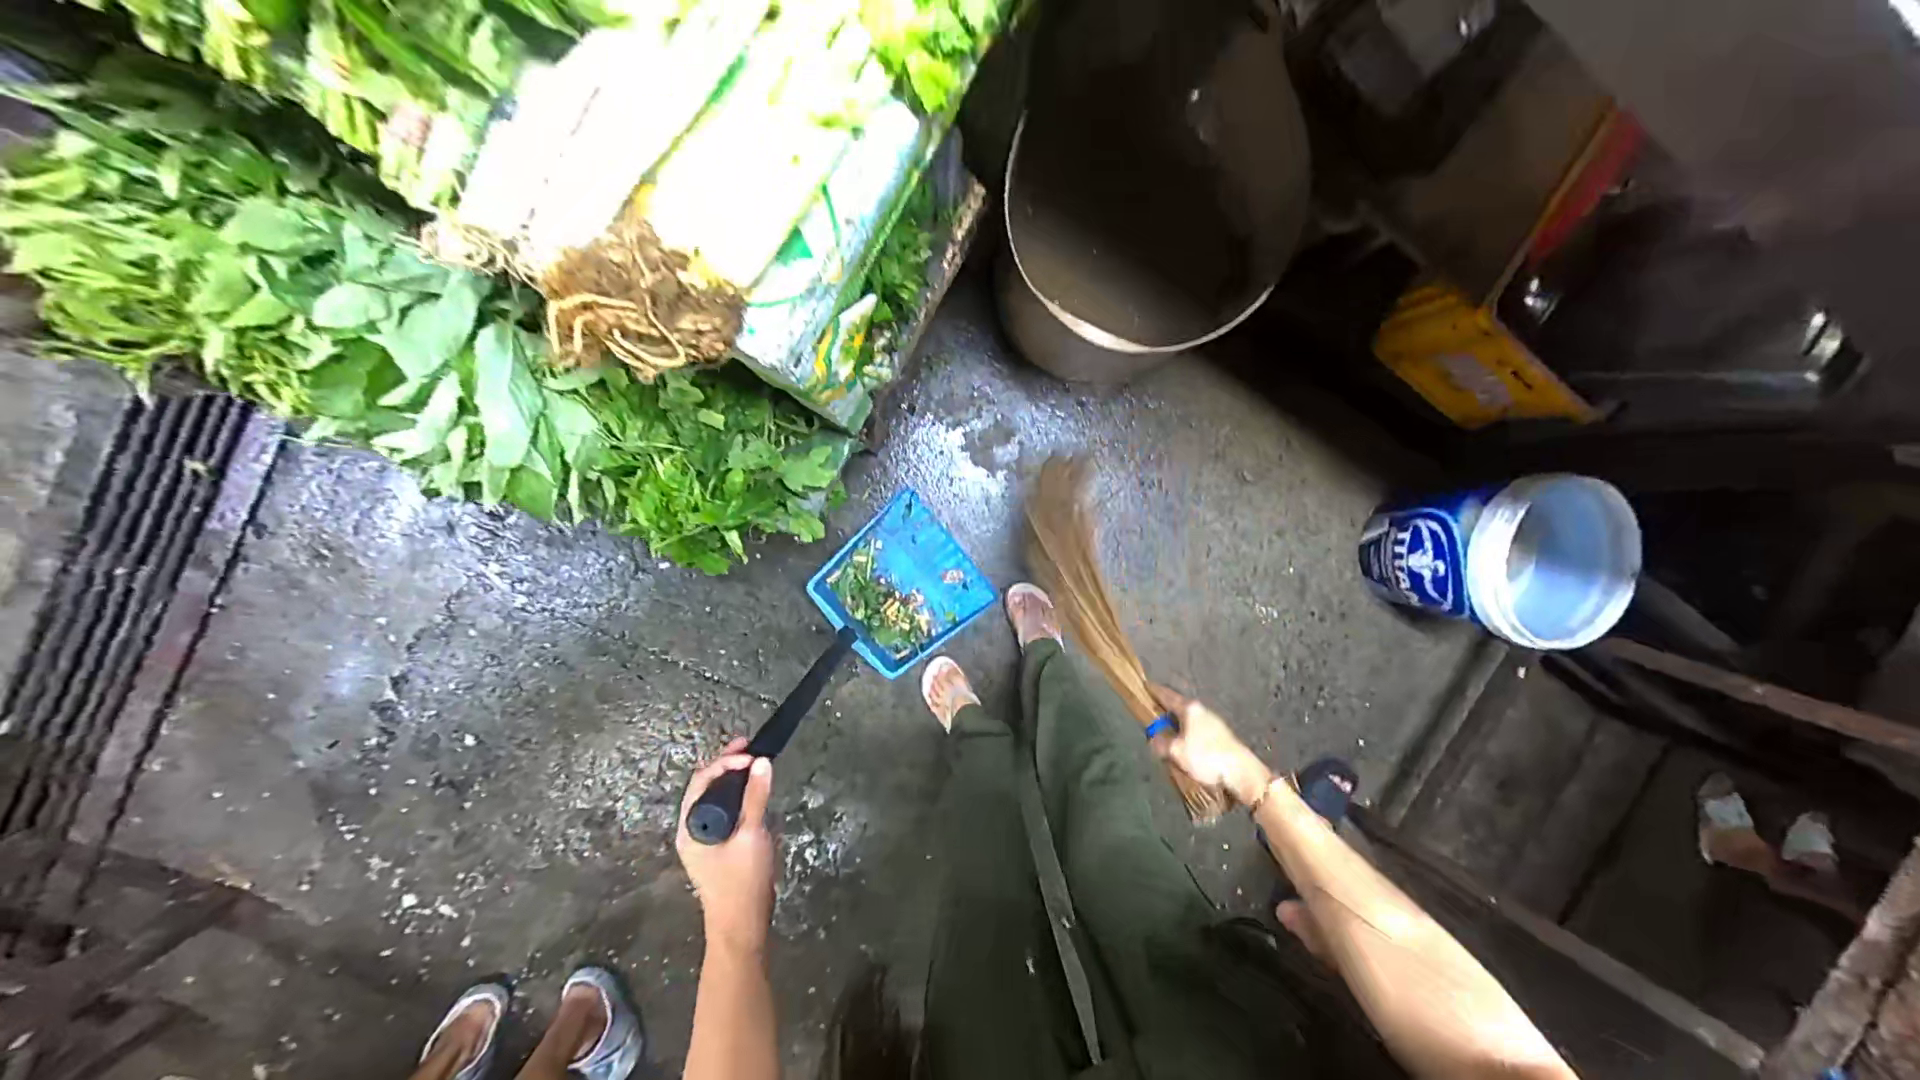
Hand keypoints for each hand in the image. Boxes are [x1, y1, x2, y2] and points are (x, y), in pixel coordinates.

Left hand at [676, 738, 776, 952]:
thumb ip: (756, 797)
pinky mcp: (718, 846)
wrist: (741, 926)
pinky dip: (737, 794)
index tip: (751, 755)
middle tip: (750, 746)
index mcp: (690, 828)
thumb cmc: (742, 881)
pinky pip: (723, 810)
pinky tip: (753, 789)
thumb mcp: (752, 835)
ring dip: (733, 778)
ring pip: (715, 798)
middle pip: (705, 787)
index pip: (702, 781)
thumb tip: (762, 762)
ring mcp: (704, 840)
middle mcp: (691, 830)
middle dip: (727, 764)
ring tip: (753, 761)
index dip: (726, 762)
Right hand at [1150, 685, 1274, 807]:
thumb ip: (1160, 742)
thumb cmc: (1206, 757)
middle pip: (1177, 708)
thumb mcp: (1175, 751)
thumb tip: (1154, 738)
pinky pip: (1197, 731)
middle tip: (1152, 722)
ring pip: (1188, 721)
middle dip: (1164, 714)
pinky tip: (1185, 750)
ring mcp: (1214, 723)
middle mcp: (1202, 711)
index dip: (1154, 692)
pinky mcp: (1221, 736)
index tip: (1144, 686)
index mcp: (1189, 708)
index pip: (1167, 695)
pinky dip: (1187, 736)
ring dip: (1176, 728)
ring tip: (1167, 741)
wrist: (1242, 774)